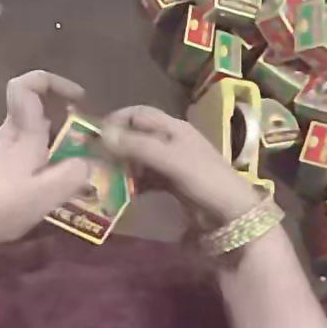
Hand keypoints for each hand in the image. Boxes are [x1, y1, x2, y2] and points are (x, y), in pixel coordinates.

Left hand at [0, 71, 96, 245]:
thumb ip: (75, 173)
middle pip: (36, 110)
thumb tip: (91, 163)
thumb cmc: (1, 204)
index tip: (78, 99)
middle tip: (89, 139)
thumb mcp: (47, 192)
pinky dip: (47, 162)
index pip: (27, 85)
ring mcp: (1, 154)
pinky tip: (58, 187)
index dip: (53, 81)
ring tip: (81, 167)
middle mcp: (10, 135)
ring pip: (34, 135)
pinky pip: (28, 156)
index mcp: (22, 131)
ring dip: (59, 143)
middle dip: (66, 118)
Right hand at [99, 106, 264, 226]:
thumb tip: (102, 135)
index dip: (116, 121)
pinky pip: (146, 178)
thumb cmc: (203, 179)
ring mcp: (171, 163)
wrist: (231, 213)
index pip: (137, 113)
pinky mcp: (171, 184)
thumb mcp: (170, 158)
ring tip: (104, 178)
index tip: (95, 137)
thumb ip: (137, 146)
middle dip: (115, 146)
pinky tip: (121, 192)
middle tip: (95, 161)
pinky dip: (133, 183)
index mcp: (173, 127)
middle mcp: (171, 140)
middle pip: (136, 136)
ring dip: (122, 166)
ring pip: (139, 158)